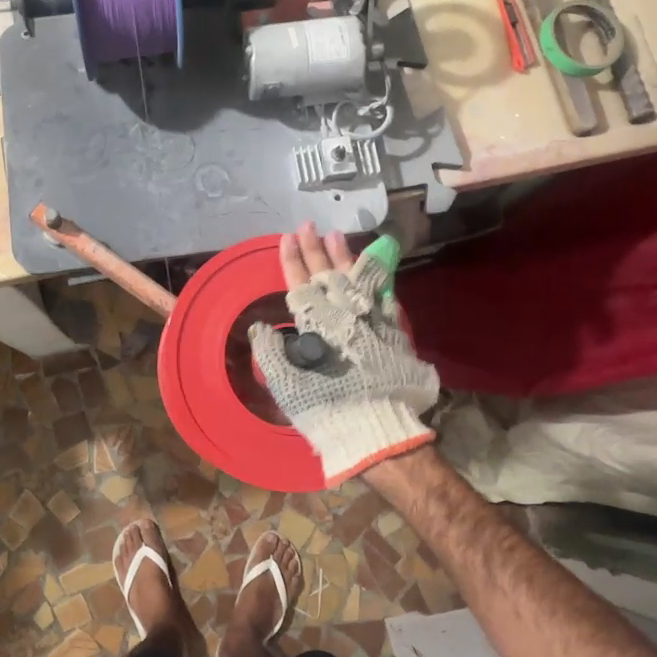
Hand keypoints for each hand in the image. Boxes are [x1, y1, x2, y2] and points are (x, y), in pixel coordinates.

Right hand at [249, 223, 439, 484]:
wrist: (375, 430)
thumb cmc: (325, 410)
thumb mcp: (286, 385)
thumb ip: (271, 353)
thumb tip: (263, 328)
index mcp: (315, 326)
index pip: (300, 285)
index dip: (292, 261)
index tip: (286, 239)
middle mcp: (344, 316)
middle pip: (327, 275)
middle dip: (314, 250)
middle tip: (308, 226)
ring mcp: (371, 322)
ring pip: (357, 279)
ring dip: (344, 257)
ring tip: (336, 237)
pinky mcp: (393, 334)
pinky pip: (383, 298)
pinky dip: (376, 282)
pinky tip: (373, 269)